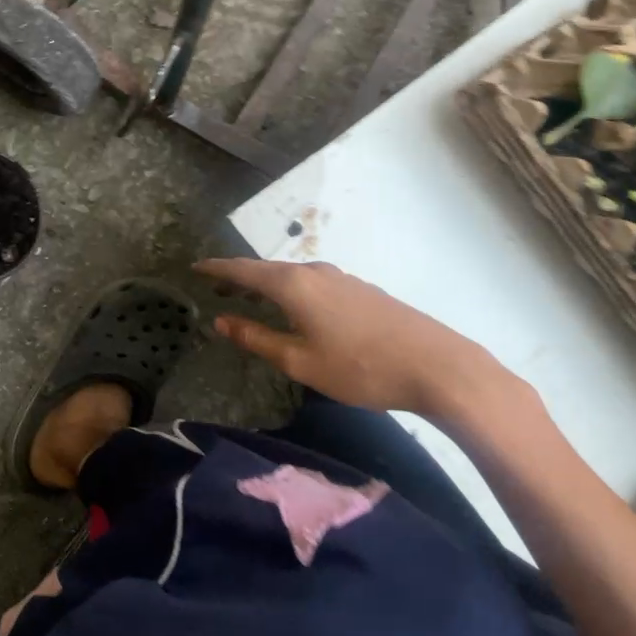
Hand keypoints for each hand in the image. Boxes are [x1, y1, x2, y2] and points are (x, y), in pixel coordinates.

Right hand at [195, 258, 522, 420]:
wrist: (441, 368)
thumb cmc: (360, 368)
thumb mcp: (299, 361)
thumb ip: (256, 338)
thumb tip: (221, 320)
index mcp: (293, 286)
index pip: (242, 270)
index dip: (216, 269)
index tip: (195, 267)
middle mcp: (315, 273)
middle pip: (267, 270)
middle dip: (240, 277)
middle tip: (217, 287)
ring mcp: (343, 280)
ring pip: (293, 276)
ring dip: (268, 284)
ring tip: (252, 298)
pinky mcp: (364, 292)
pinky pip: (314, 284)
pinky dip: (293, 290)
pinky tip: (298, 309)